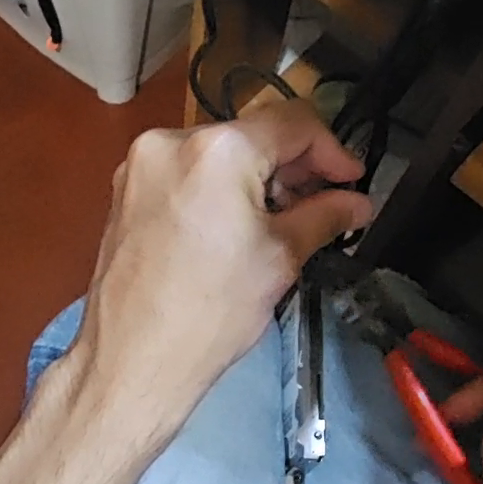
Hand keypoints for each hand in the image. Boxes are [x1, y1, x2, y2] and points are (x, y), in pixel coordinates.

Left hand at [68, 100, 372, 419]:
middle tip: (321, 206)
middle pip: (251, 134)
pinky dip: (217, 189)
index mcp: (217, 149)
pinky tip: (233, 227)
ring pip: (217, 153)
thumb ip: (325, 216)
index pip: (293, 123)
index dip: (333, 151)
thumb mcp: (281, 258)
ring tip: (278, 222)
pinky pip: (185, 173)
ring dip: (255, 178)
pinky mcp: (124, 192)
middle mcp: (169, 140)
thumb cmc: (211, 313)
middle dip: (292, 167)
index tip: (351, 182)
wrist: (133, 360)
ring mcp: (139, 165)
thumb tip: (358, 203)